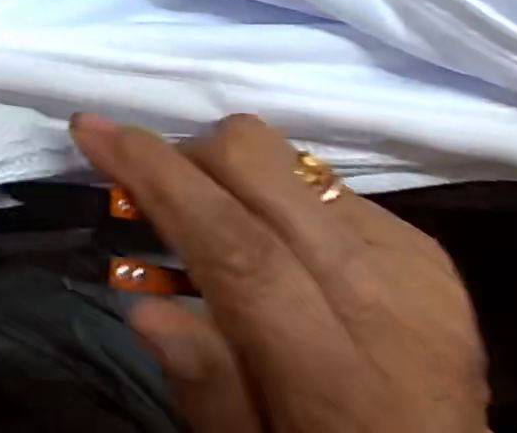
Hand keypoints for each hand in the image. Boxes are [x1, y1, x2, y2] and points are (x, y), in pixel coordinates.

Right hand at [70, 113, 487, 432]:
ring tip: (204, 212)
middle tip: (147, 191)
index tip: (92, 129)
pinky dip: (270, 188)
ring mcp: (412, 264)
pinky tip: (266, 234)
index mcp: (341, 379)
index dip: (158, 176)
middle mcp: (385, 300)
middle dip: (184, 155)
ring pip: (285, 154)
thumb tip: (141, 306)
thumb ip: (207, 388)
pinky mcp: (424, 247)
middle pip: (261, 169)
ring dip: (223, 167)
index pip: (236, 247)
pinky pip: (319, 176)